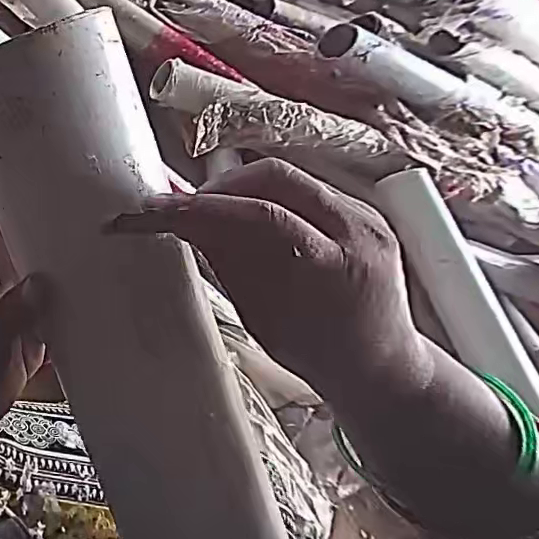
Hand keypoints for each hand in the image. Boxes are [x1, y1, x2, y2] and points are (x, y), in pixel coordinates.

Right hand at [110, 159, 425, 406]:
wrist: (377, 362)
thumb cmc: (317, 349)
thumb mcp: (260, 312)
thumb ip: (227, 260)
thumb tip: (185, 224)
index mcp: (334, 264)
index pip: (259, 214)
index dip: (202, 207)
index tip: (161, 209)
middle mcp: (358, 230)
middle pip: (274, 176)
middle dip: (218, 187)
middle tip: (183, 207)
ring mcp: (364, 216)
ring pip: (285, 176)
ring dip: (236, 188)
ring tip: (208, 212)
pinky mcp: (359, 211)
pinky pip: (298, 187)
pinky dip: (259, 195)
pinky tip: (238, 216)